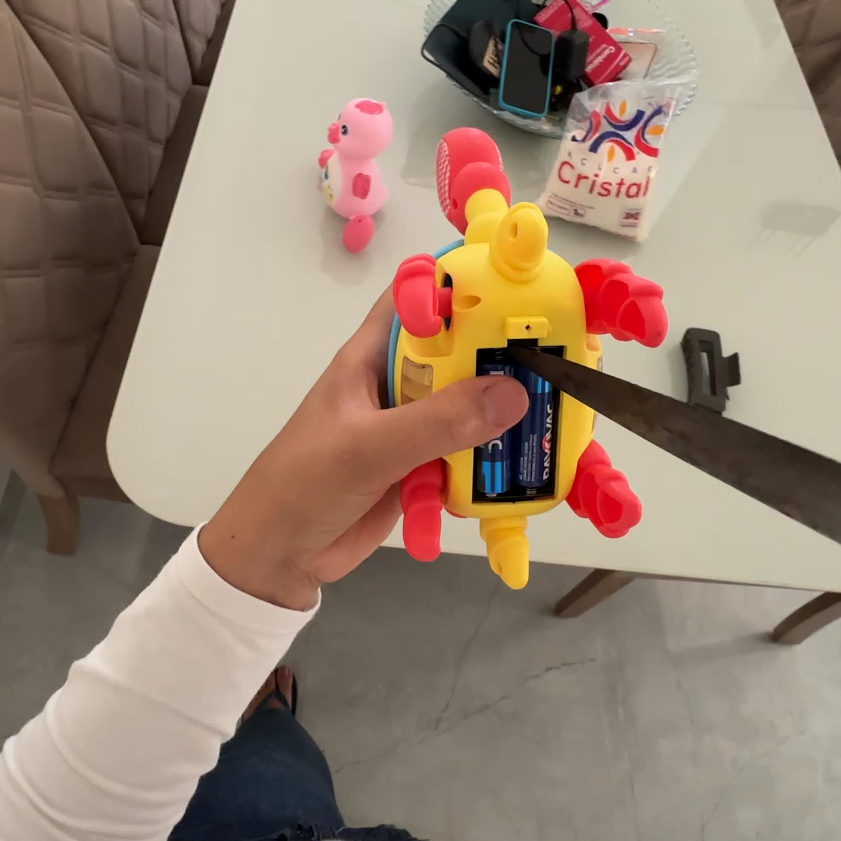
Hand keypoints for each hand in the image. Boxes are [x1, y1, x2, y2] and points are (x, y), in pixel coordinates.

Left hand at [198, 296, 527, 609]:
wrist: (280, 555)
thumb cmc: (305, 483)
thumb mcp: (367, 447)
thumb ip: (435, 423)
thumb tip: (512, 394)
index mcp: (370, 359)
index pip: (413, 301)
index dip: (457, 286)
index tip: (517, 289)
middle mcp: (394, 385)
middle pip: (456, 355)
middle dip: (500, 355)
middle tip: (560, 358)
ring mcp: (410, 427)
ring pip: (467, 406)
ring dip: (502, 413)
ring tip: (559, 413)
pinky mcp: (421, 466)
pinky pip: (466, 453)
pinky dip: (491, 458)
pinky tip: (527, 464)